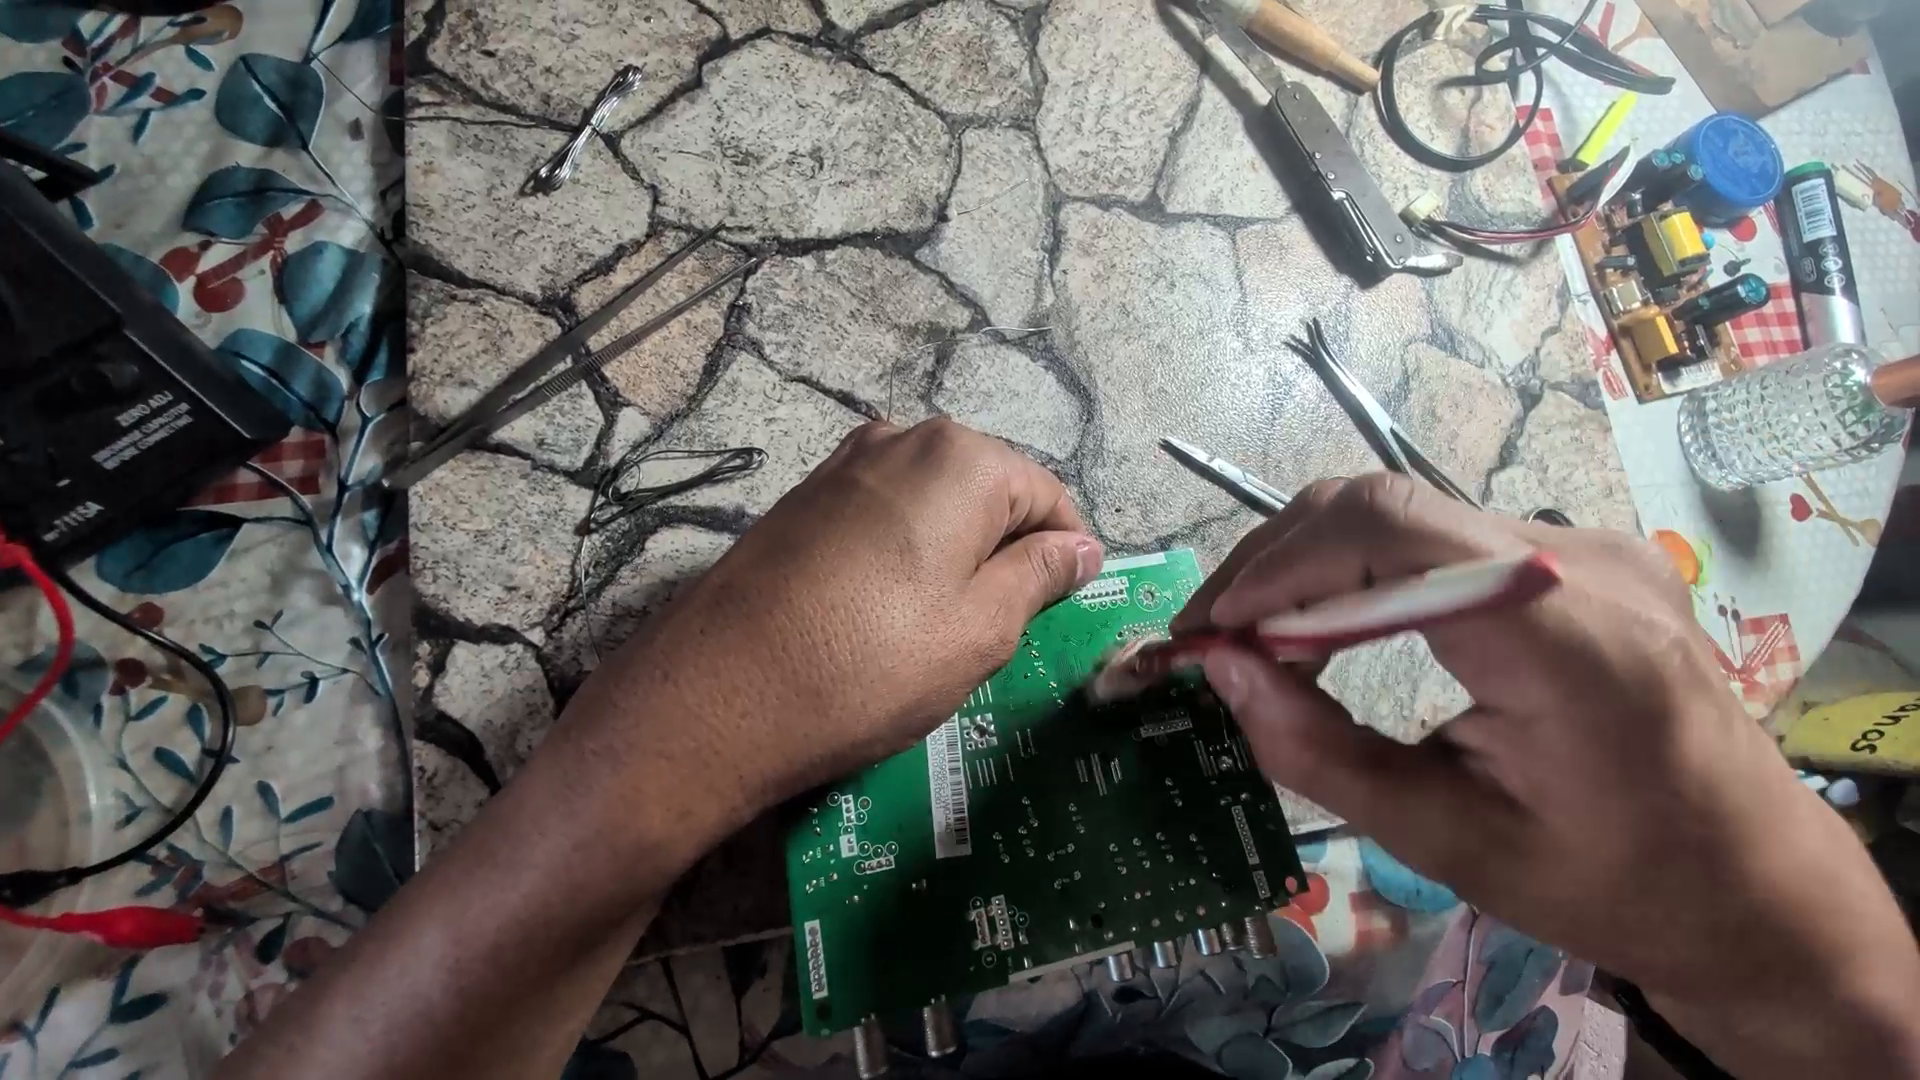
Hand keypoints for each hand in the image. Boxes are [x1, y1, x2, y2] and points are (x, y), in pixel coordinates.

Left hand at [558, 418, 1102, 844]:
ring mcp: (843, 464)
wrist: (716, 695)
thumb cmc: (870, 664)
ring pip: (934, 504)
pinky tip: (883, 609)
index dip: (1066, 553)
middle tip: (998, 628)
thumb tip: (1082, 546)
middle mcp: (901, 438)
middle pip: (988, 492)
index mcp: (960, 458)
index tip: (1061, 610)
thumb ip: (1041, 574)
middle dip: (1006, 552)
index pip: (1047, 495)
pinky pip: (883, 515)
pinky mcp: (803, 498)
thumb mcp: (981, 627)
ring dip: (954, 555)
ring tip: (937, 625)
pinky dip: (904, 553)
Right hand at [1176, 473, 1919, 1077]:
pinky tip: (1320, 625)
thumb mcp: (1446, 841)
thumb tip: (1221, 667)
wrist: (1758, 889)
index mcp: (1567, 641)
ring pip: (1393, 510)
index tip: (1211, 630)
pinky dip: (1347, 571)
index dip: (1280, 567)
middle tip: (1212, 633)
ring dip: (1301, 562)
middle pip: (1379, 505)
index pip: (1392, 535)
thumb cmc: (1608, 883)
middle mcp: (1578, 563)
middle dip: (1272, 562)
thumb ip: (1319, 751)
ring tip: (1251, 633)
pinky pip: (1424, 535)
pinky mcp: (1564, 556)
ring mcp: (1577, 548)